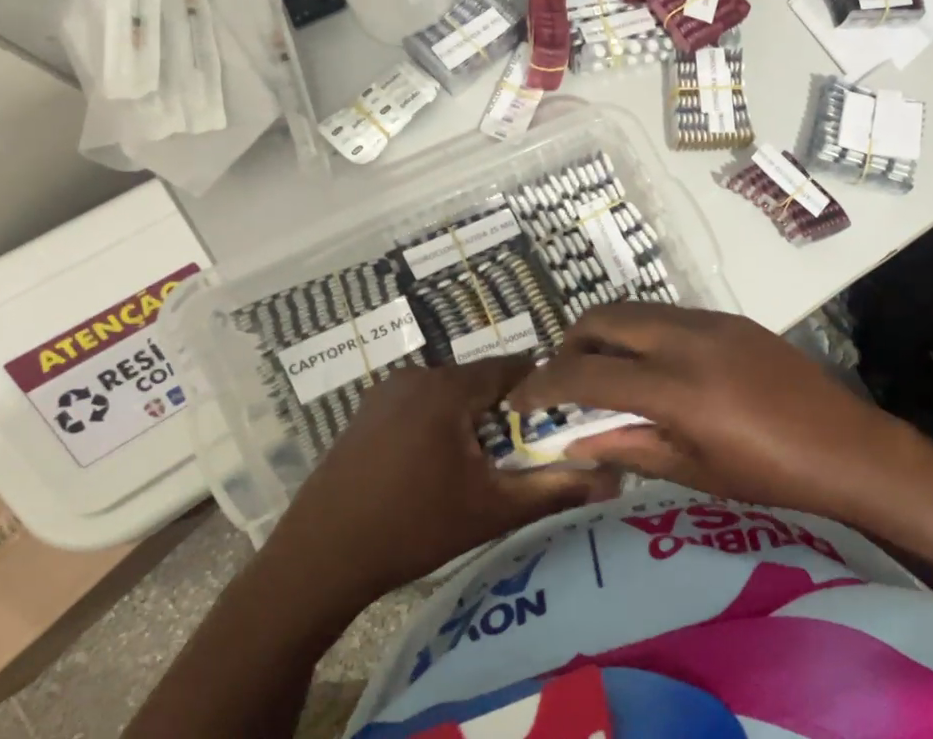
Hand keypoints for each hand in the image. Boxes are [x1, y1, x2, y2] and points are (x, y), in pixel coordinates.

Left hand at [263, 357, 619, 605]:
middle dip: (510, 414)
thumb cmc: (410, 529)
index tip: (563, 425)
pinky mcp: (365, 416)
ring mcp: (384, 394)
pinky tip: (440, 471)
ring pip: (454, 396)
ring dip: (476, 422)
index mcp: (448, 388)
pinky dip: (443, 427)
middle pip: (485, 382)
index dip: (546, 394)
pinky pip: (423, 407)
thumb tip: (617, 478)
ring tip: (486, 467)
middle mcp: (416, 377)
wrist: (315, 564)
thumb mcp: (494, 510)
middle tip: (527, 456)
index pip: (517, 368)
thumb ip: (557, 489)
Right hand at [511, 302, 918, 518]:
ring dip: (611, 333)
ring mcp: (715, 323)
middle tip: (566, 381)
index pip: (588, 372)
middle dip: (573, 342)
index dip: (544, 384)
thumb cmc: (769, 474)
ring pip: (641, 309)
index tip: (520, 401)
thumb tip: (576, 438)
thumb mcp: (694, 470)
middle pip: (607, 317)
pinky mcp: (736, 321)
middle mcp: (689, 339)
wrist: (846, 447)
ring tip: (610, 374)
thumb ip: (631, 446)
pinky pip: (674, 314)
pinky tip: (658, 368)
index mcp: (676, 386)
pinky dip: (647, 332)